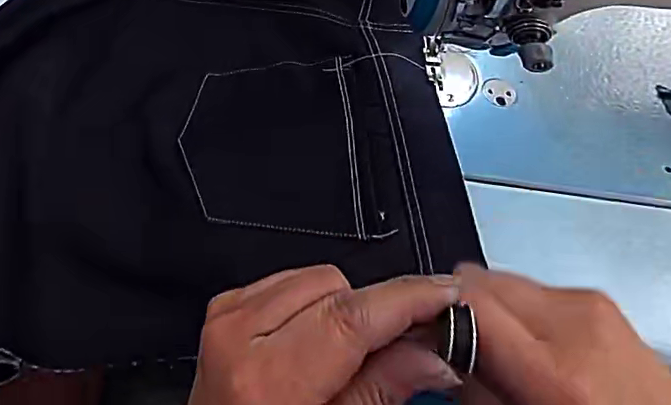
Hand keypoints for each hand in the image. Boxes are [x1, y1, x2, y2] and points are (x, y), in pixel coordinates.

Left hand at [189, 266, 461, 404]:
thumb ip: (380, 392)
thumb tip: (434, 354)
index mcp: (266, 381)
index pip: (353, 316)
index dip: (407, 298)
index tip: (446, 292)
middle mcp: (241, 336)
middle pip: (339, 288)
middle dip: (373, 315)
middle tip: (396, 350)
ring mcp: (229, 316)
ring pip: (318, 277)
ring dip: (341, 308)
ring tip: (337, 360)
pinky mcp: (224, 306)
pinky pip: (290, 280)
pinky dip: (311, 304)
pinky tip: (309, 343)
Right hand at [457, 265, 670, 404]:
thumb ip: (482, 394)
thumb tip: (449, 356)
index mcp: (560, 374)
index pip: (471, 302)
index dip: (438, 312)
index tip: (428, 330)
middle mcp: (577, 323)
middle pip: (486, 281)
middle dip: (467, 311)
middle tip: (462, 347)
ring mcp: (593, 304)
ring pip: (509, 282)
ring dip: (496, 311)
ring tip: (504, 355)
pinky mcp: (602, 299)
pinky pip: (540, 291)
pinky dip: (525, 313)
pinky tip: (536, 349)